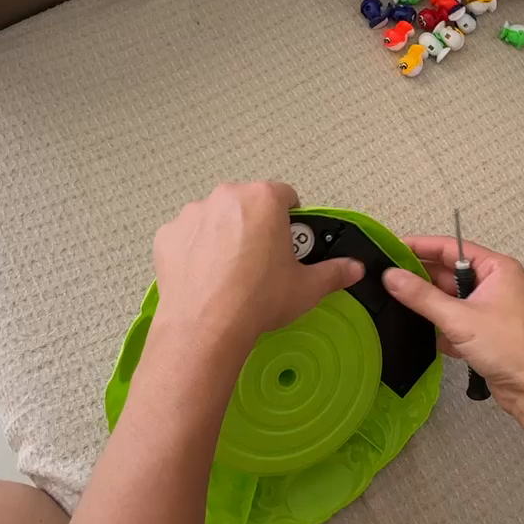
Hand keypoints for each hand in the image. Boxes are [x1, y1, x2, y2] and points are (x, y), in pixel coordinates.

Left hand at [152, 183, 362, 346]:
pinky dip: (195, 250)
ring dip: (224, 234)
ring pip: (216, 217)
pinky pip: (188, 235)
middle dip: (256, 224)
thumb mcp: (306, 288)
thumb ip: (335, 272)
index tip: (288, 243)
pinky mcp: (167, 234)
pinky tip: (204, 277)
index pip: (285, 195)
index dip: (291, 219)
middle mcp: (227, 196)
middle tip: (261, 260)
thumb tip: (355, 269)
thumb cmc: (258, 300)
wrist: (204, 327)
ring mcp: (193, 213)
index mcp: (264, 198)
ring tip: (230, 272)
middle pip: (248, 203)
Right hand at [382, 237, 523, 417]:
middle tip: (387, 278)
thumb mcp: (459, 319)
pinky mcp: (488, 333)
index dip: (421, 246)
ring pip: (453, 299)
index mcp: (496, 269)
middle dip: (422, 277)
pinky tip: (424, 333)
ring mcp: (492, 309)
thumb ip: (422, 296)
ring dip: (431, 304)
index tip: (392, 248)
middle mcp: (495, 284)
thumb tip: (390, 276)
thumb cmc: (509, 347)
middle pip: (451, 273)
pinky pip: (458, 320)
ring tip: (396, 302)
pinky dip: (442, 325)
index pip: (452, 248)